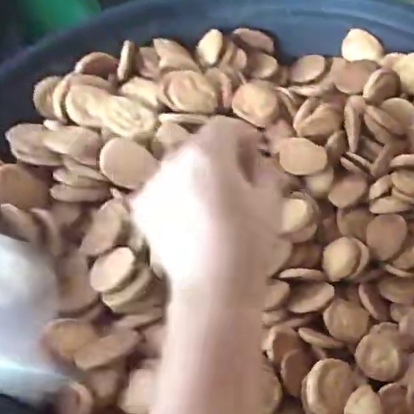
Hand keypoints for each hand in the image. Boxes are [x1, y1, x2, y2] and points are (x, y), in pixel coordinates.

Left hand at [132, 120, 279, 306]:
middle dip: (219, 156)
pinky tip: (196, 223)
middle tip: (239, 181)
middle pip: (199, 145)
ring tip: (216, 206)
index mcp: (208, 153)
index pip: (225, 126)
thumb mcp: (271, 202)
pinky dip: (180, 198)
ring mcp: (152, 184)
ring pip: (180, 168)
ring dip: (198, 177)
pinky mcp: (141, 209)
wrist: (213, 287)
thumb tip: (254, 160)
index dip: (245, 136)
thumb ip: (263, 169)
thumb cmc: (250, 243)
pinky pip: (166, 191)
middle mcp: (173, 159)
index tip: (256, 154)